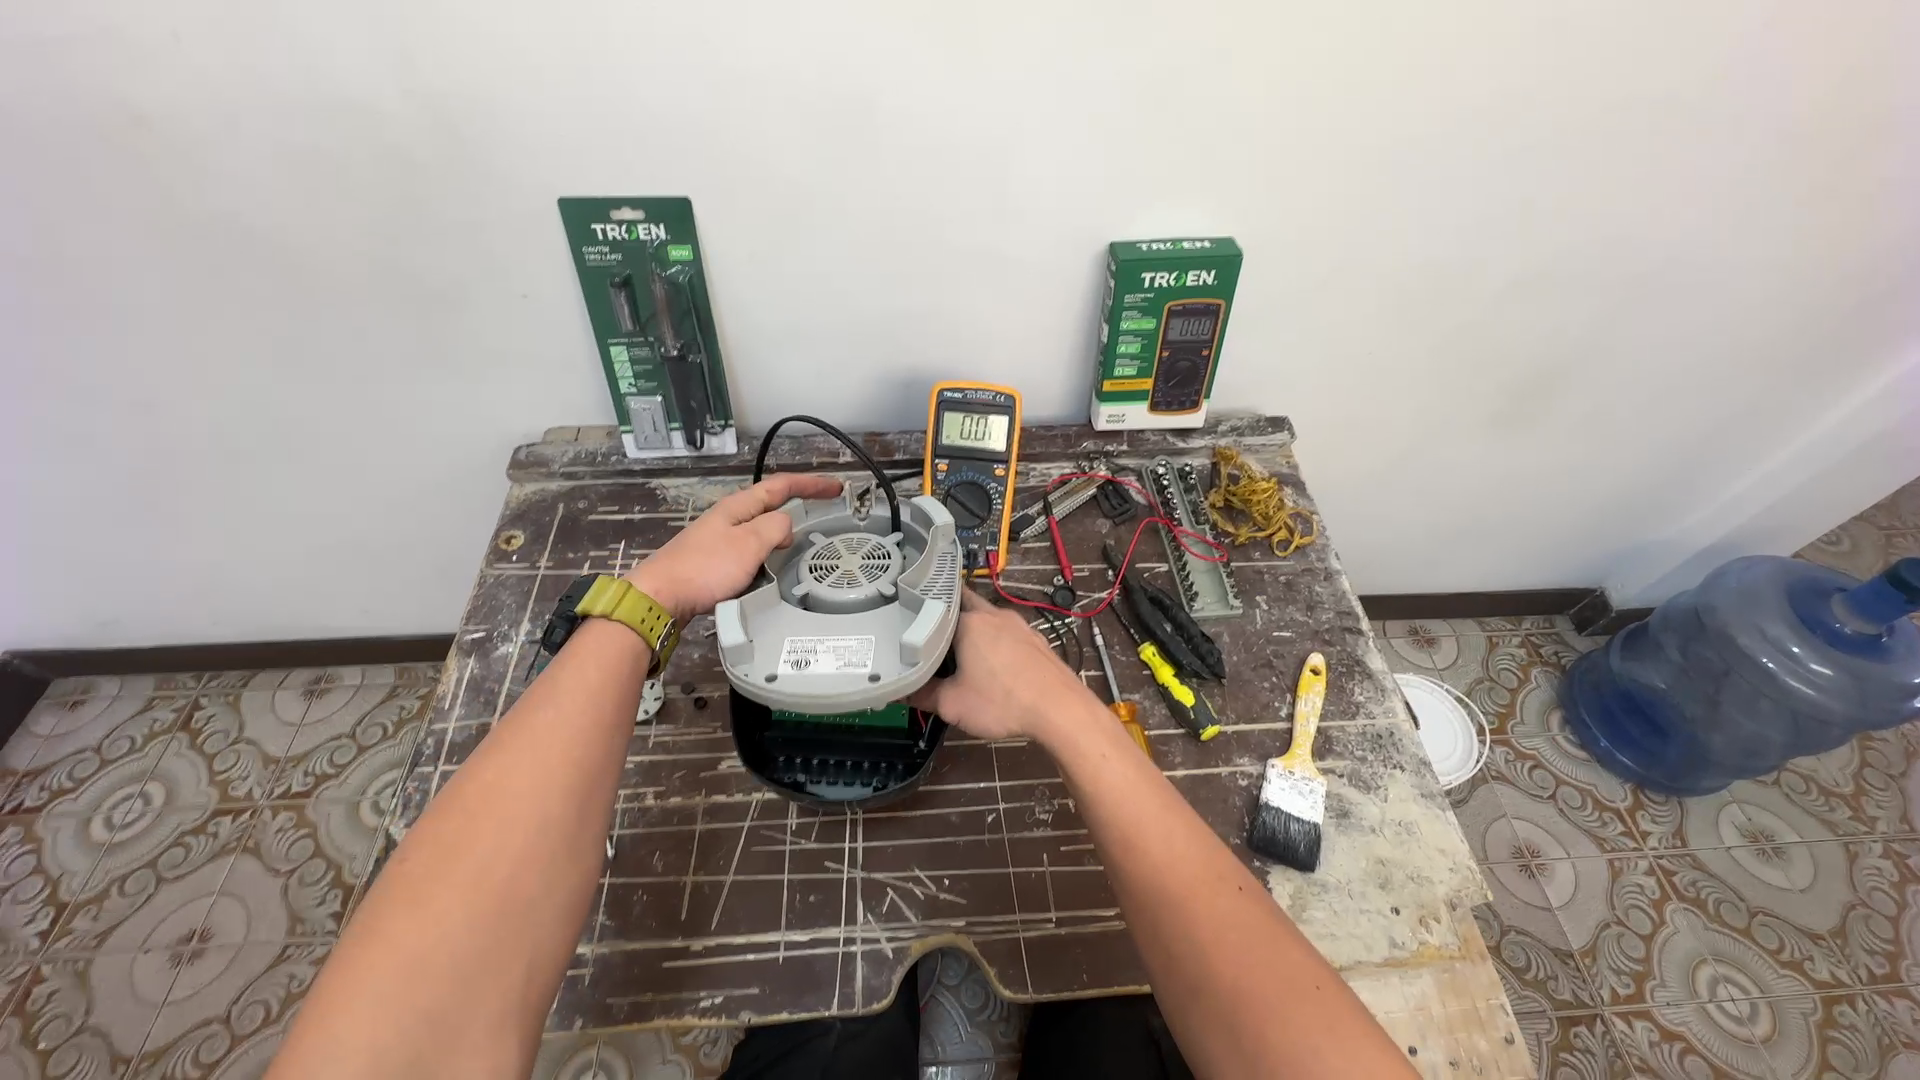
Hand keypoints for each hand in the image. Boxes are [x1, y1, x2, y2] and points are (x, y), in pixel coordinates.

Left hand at [625, 474, 843, 620]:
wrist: (661, 597)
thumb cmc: (706, 568)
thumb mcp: (750, 543)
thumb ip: (776, 528)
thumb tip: (787, 527)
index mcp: (739, 507)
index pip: (781, 486)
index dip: (811, 484)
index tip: (837, 487)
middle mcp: (729, 518)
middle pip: (770, 504)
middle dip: (799, 504)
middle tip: (824, 512)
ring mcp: (719, 540)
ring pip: (760, 530)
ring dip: (783, 533)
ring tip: (802, 545)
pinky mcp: (714, 563)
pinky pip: (751, 551)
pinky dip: (768, 555)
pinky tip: (771, 569)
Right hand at [910, 590, 1097, 741]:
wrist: (1060, 709)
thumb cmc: (1002, 702)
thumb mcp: (953, 704)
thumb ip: (922, 695)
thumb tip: (898, 692)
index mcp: (970, 621)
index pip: (937, 604)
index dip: (920, 611)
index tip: (906, 620)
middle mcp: (995, 615)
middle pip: (965, 603)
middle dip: (947, 614)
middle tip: (928, 631)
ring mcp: (1020, 625)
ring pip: (988, 618)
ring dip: (973, 628)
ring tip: (956, 648)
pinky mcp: (1036, 640)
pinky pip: (1007, 633)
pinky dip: (995, 641)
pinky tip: (991, 662)